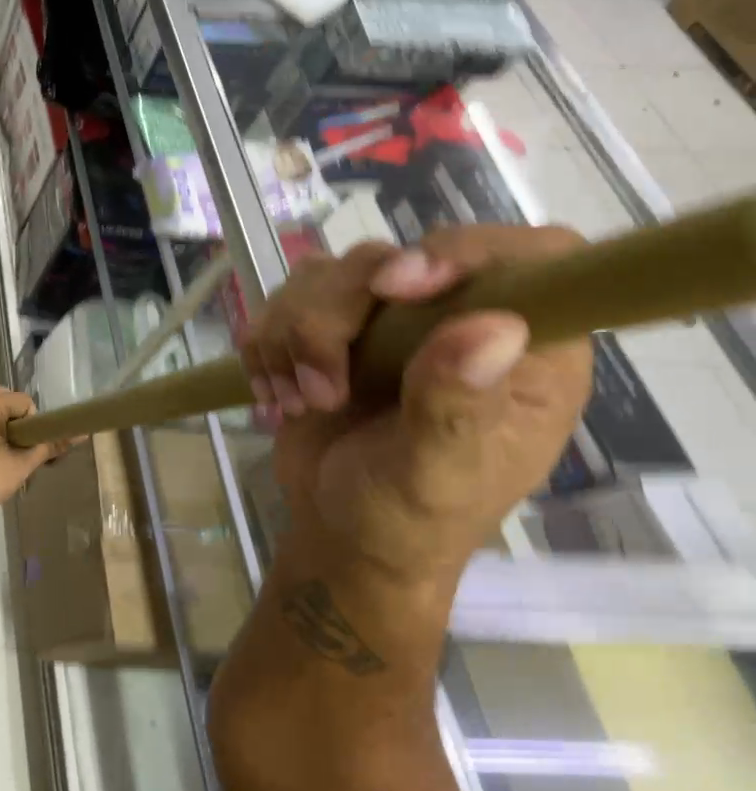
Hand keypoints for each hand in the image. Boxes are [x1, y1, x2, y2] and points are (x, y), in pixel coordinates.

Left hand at [0, 387, 61, 523]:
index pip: (24, 401)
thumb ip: (49, 446)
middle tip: (20, 451)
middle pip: (6, 401)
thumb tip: (79, 434)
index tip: (30, 448)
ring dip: (4, 428)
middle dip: (18, 423)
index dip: (33, 424)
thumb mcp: (20, 465)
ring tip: (6, 457)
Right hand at [242, 227, 594, 585]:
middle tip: (320, 387)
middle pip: (389, 259)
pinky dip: (265, 345)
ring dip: (291, 337)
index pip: (525, 258)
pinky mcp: (328, 333)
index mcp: (524, 355)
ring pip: (325, 276)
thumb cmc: (407, 522)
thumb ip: (456, 406)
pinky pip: (281, 301)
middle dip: (333, 316)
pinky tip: (274, 392)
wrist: (338, 538)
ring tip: (299, 400)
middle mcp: (457, 323)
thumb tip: (496, 327)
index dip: (463, 252)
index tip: (396, 288)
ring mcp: (387, 325)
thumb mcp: (436, 477)